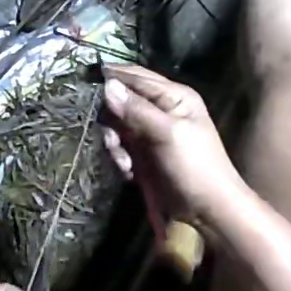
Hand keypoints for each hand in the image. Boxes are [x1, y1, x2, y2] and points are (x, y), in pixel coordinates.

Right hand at [99, 64, 246, 232]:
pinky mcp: (142, 154)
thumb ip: (136, 109)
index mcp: (173, 96)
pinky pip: (119, 146)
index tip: (84, 84)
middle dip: (112, 118)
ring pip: (116, 124)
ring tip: (124, 161)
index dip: (110, 78)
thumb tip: (107, 84)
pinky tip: (128, 171)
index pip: (134, 76)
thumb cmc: (194, 168)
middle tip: (114, 139)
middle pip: (121, 99)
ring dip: (114, 142)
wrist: (206, 214)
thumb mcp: (168, 134)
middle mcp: (160, 109)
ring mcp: (150, 132)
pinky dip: (119, 157)